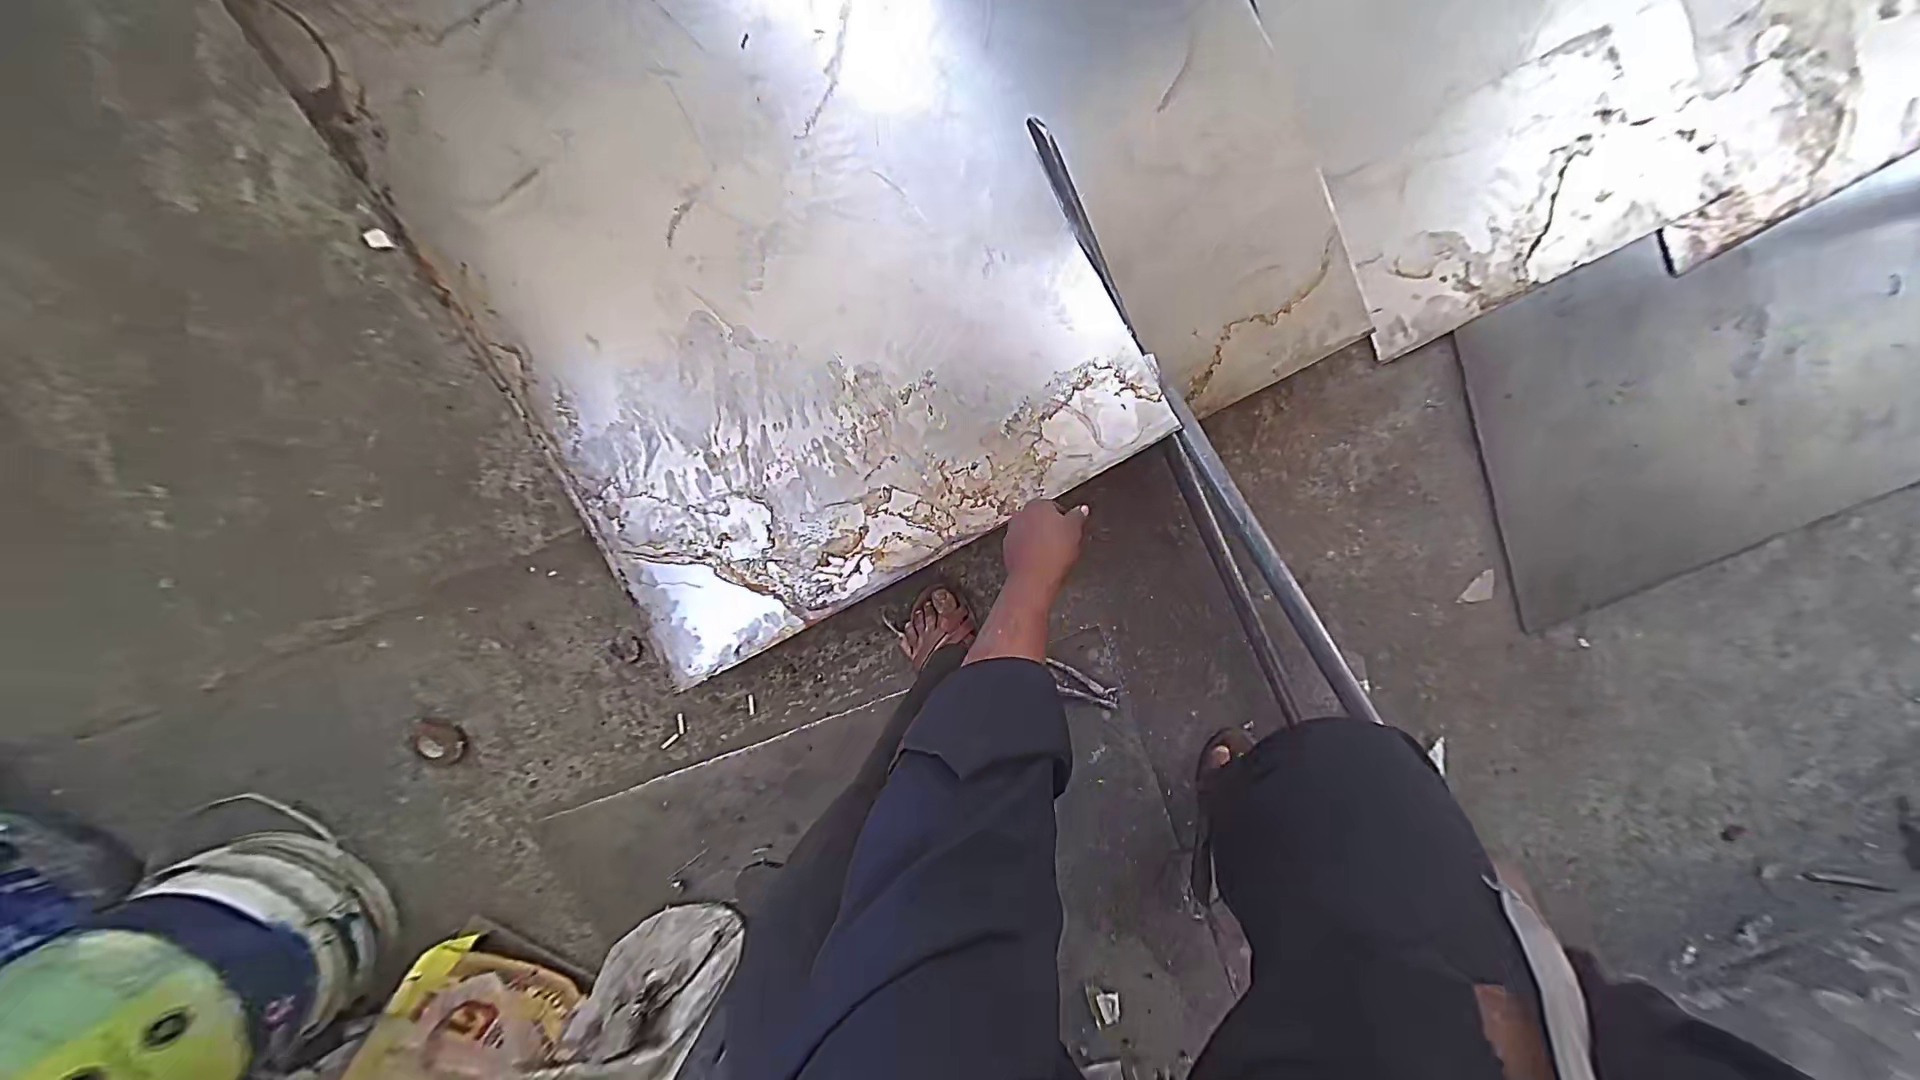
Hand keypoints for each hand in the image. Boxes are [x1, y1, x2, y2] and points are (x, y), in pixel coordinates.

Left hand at [1002, 499, 1089, 594]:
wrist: (1033, 579)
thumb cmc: (1056, 552)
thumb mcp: (1075, 530)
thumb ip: (1078, 516)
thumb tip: (1082, 509)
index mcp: (1038, 505)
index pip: (1054, 508)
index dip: (1065, 521)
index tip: (1072, 532)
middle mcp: (1020, 515)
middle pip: (1040, 520)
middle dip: (1050, 529)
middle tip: (1064, 543)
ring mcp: (1011, 533)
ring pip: (1030, 533)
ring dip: (1039, 540)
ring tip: (1053, 555)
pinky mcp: (1007, 550)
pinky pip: (1023, 547)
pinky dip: (1030, 551)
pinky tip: (1041, 562)